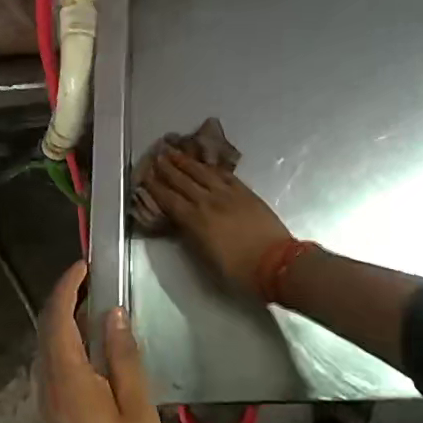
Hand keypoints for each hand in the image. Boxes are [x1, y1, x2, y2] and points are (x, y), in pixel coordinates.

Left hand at [38, 261, 162, 422]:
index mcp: (68, 378)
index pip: (57, 318)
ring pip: (46, 344)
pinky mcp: (51, 411)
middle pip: (46, 327)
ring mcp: (45, 399)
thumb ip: (124, 357)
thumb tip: (113, 312)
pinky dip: (64, 337)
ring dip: (63, 316)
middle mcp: (47, 383)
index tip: (85, 264)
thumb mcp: (137, 407)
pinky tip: (88, 339)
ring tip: (92, 299)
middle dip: (63, 296)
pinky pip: (50, 360)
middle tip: (92, 276)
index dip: (67, 286)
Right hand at [137, 149, 292, 298]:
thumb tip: (180, 223)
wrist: (277, 262)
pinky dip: (211, 167)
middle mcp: (208, 202)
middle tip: (157, 155)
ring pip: (201, 172)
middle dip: (167, 168)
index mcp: (195, 221)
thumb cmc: (239, 270)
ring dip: (186, 162)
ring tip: (175, 152)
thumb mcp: (206, 260)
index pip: (169, 199)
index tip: (145, 176)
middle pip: (183, 181)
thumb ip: (191, 237)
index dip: (156, 187)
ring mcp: (227, 194)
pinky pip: (223, 174)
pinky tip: (204, 163)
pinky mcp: (244, 192)